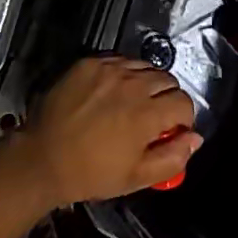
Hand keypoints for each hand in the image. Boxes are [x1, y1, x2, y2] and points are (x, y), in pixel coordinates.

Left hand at [12, 56, 201, 206]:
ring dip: (146, 83)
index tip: (172, 130)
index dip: (183, 118)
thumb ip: (172, 158)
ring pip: (144, 66)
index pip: (184, 101)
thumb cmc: (91, 173)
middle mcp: (131, 83)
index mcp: (146, 113)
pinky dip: (123, 73)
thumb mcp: (136, 178)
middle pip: (167, 79)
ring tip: (132, 103)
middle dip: (167, 98)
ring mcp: (108, 68)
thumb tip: (194, 138)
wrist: (43, 156)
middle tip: (154, 117)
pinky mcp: (89, 61)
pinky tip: (112, 92)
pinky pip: (119, 59)